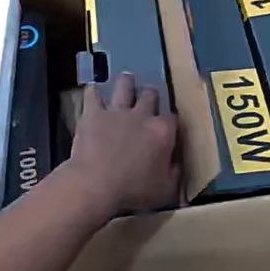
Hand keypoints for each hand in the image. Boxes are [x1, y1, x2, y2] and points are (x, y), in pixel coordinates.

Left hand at [58, 72, 178, 215]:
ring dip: (126, 83)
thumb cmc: (133, 190)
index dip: (171, 123)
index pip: (173, 119)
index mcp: (162, 132)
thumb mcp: (165, 189)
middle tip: (149, 97)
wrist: (96, 183)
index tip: (168, 128)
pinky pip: (93, 95)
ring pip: (125, 86)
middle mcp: (142, 115)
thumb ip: (174, 174)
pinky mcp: (93, 113)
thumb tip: (177, 164)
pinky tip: (93, 91)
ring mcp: (117, 111)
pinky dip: (94, 93)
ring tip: (127, 80)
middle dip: (151, 95)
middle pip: (150, 95)